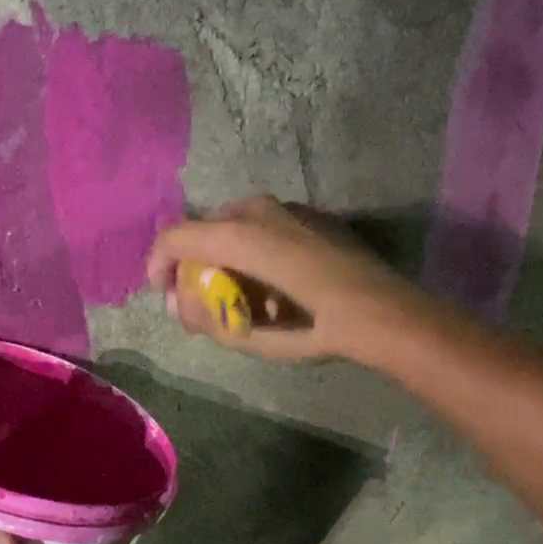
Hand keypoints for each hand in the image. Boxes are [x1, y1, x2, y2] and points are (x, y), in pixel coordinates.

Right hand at [146, 195, 419, 360]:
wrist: (384, 312)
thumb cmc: (314, 327)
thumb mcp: (250, 334)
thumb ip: (204, 315)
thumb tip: (179, 303)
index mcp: (237, 236)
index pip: (175, 237)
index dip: (158, 264)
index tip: (162, 292)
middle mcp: (256, 210)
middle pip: (205, 232)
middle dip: (195, 266)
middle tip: (202, 302)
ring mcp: (285, 208)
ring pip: (234, 229)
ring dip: (227, 261)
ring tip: (242, 300)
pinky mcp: (309, 215)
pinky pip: (264, 228)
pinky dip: (255, 254)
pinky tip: (273, 288)